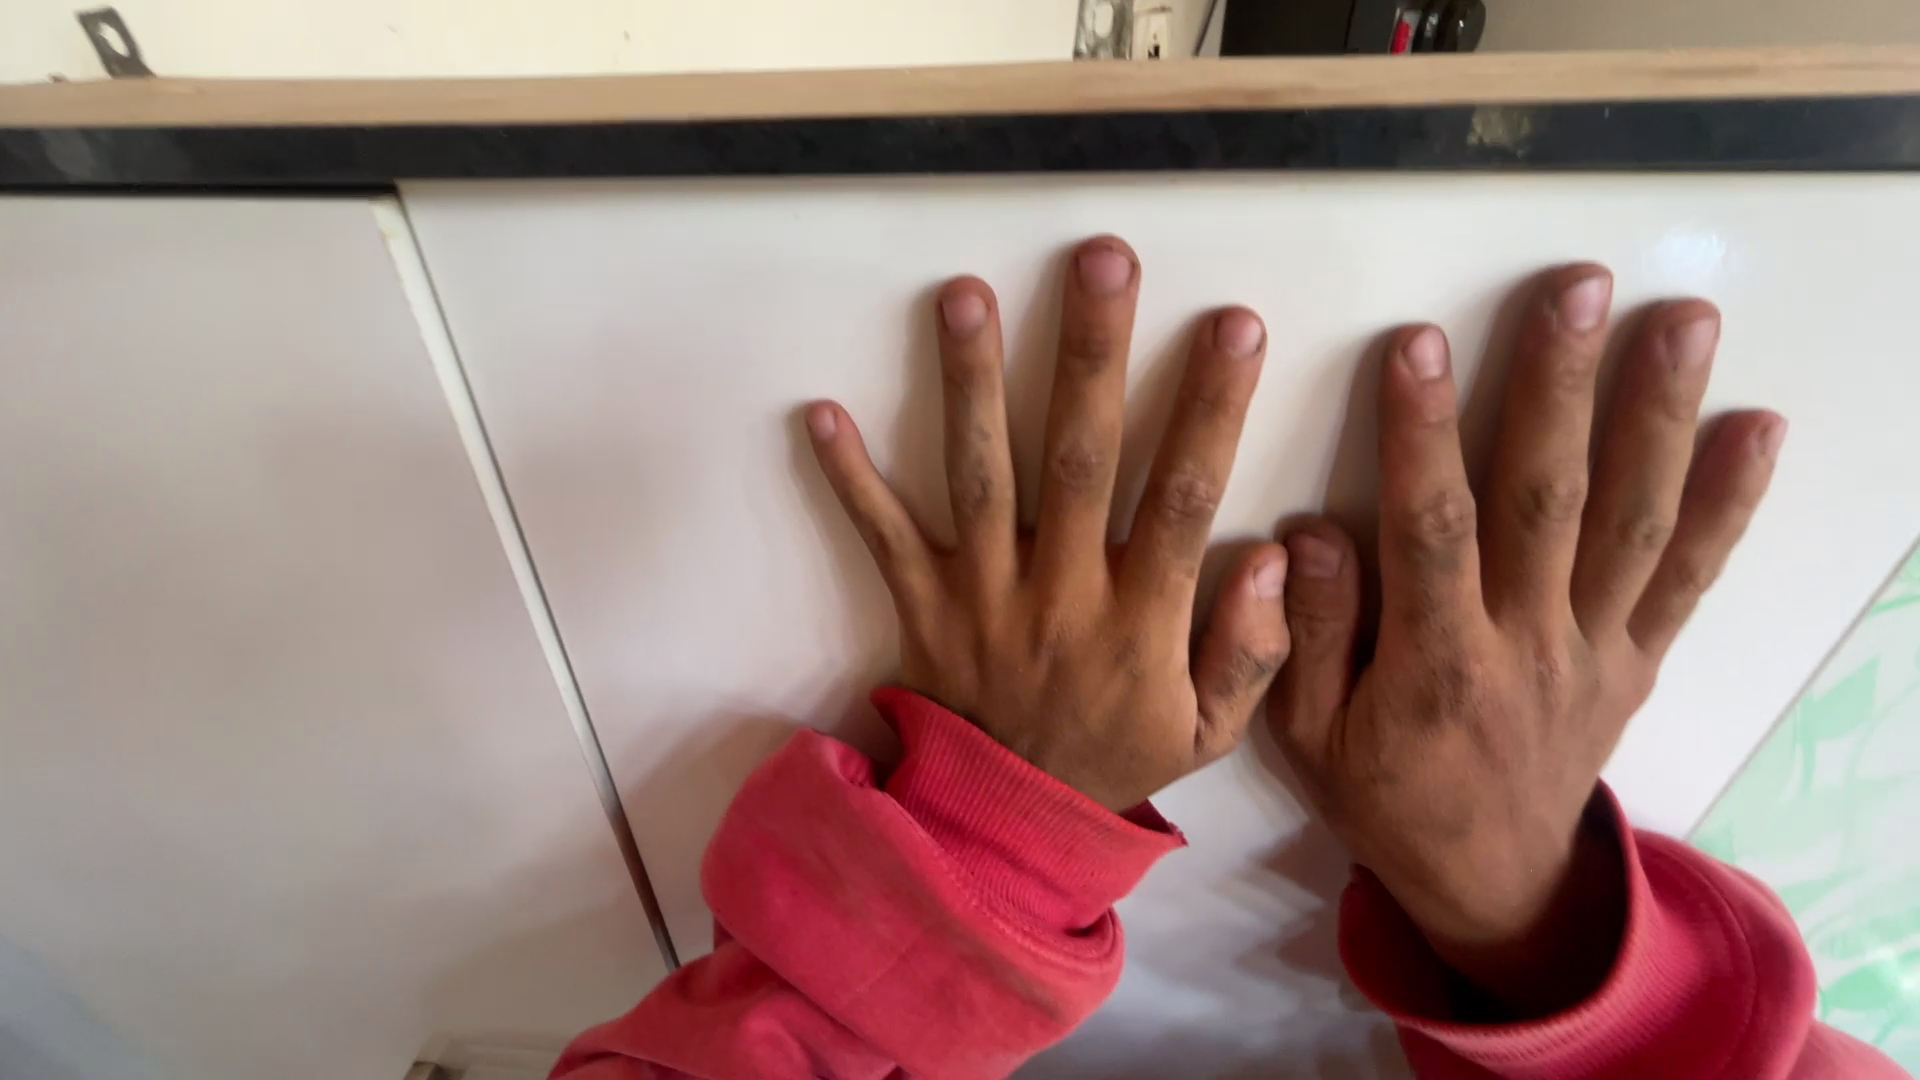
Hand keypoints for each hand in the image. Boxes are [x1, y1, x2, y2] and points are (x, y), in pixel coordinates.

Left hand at [807, 236, 1290, 810]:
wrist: (1008, 817)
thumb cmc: (1112, 759)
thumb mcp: (1207, 733)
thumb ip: (1251, 652)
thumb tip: (1277, 558)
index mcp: (1138, 621)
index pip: (1182, 499)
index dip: (1212, 411)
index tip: (1233, 327)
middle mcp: (1058, 591)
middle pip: (1079, 458)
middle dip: (1092, 354)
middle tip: (1099, 260)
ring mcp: (981, 593)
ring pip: (978, 475)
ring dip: (971, 381)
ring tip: (965, 294)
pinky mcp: (922, 604)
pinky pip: (884, 536)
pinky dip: (852, 478)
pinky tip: (823, 411)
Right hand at [1269, 266, 1784, 1014]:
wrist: (1489, 880)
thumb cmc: (1378, 797)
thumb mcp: (1304, 735)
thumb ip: (1305, 636)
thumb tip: (1307, 533)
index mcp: (1436, 661)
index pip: (1430, 529)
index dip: (1421, 435)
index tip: (1417, 345)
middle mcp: (1528, 641)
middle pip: (1548, 501)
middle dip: (1558, 388)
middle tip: (1576, 290)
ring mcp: (1594, 646)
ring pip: (1633, 522)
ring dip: (1657, 416)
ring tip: (1680, 321)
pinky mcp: (1634, 657)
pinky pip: (1688, 579)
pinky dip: (1728, 503)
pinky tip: (1757, 429)